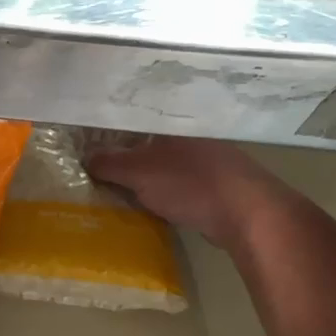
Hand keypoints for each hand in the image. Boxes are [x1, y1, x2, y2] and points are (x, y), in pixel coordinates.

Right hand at [87, 136, 295, 250]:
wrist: (249, 215)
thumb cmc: (190, 184)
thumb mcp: (138, 172)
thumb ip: (109, 163)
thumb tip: (86, 158)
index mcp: (174, 124)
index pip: (137, 121)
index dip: (115, 133)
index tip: (96, 148)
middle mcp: (196, 136)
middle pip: (155, 142)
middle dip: (134, 155)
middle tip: (108, 171)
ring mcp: (215, 160)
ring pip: (174, 164)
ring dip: (155, 176)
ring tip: (130, 191)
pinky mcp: (226, 186)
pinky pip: (189, 185)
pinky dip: (174, 192)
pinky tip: (164, 206)